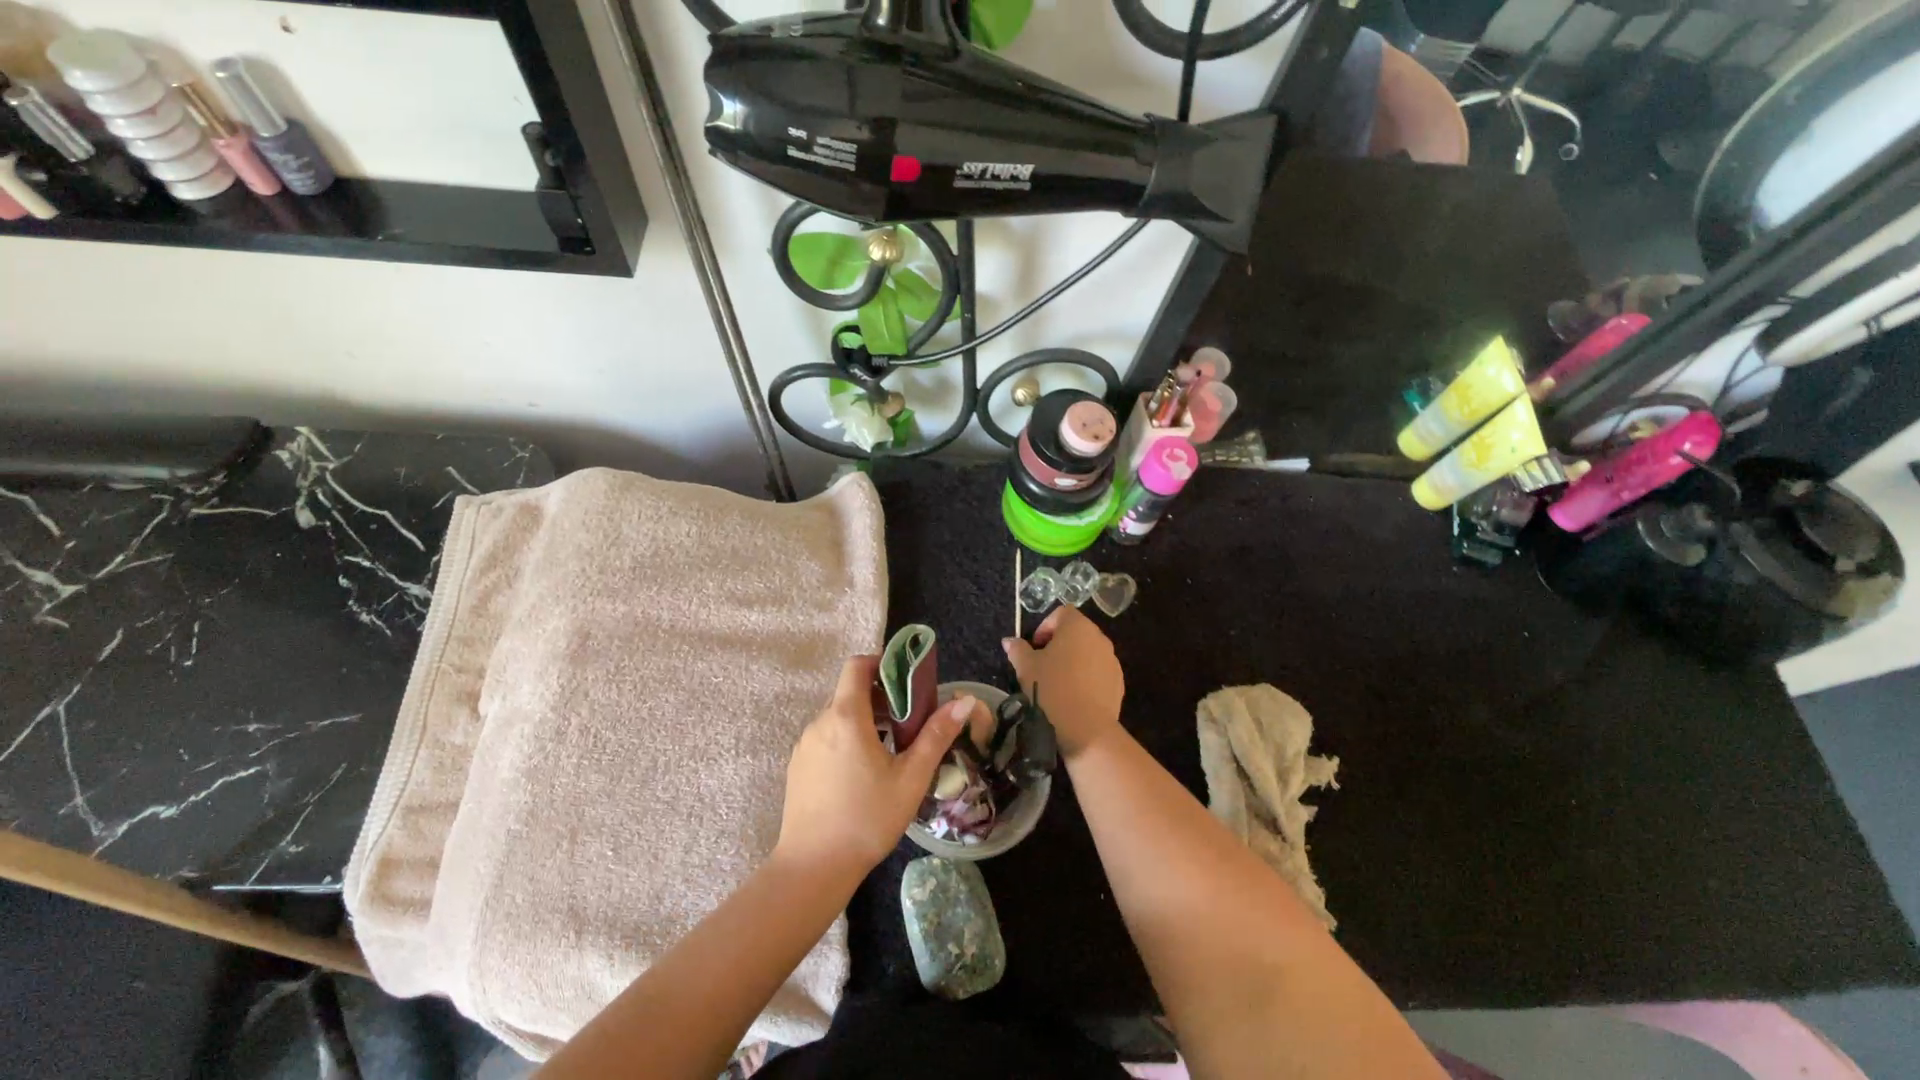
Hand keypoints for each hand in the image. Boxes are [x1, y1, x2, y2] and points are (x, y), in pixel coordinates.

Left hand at [776, 655, 970, 877]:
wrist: (814, 866)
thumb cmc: (868, 818)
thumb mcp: (911, 778)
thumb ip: (936, 735)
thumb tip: (964, 702)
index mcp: (845, 717)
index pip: (856, 666)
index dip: (881, 663)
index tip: (907, 680)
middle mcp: (819, 724)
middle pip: (849, 693)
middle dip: (881, 698)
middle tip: (910, 721)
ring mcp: (804, 747)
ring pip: (837, 719)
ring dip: (865, 722)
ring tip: (892, 750)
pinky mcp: (798, 768)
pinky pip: (826, 740)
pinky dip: (847, 742)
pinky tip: (865, 774)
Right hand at [1003, 605, 1123, 759]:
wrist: (1086, 728)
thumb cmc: (1052, 689)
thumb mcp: (1026, 668)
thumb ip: (1017, 649)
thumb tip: (1009, 640)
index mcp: (1077, 627)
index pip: (1062, 613)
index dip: (1045, 626)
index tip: (1034, 647)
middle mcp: (1099, 638)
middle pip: (1077, 631)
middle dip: (1059, 644)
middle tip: (1042, 664)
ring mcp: (1112, 660)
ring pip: (1089, 652)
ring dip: (1074, 660)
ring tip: (1058, 682)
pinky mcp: (1118, 682)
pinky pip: (1098, 671)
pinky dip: (1086, 677)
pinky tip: (1074, 696)